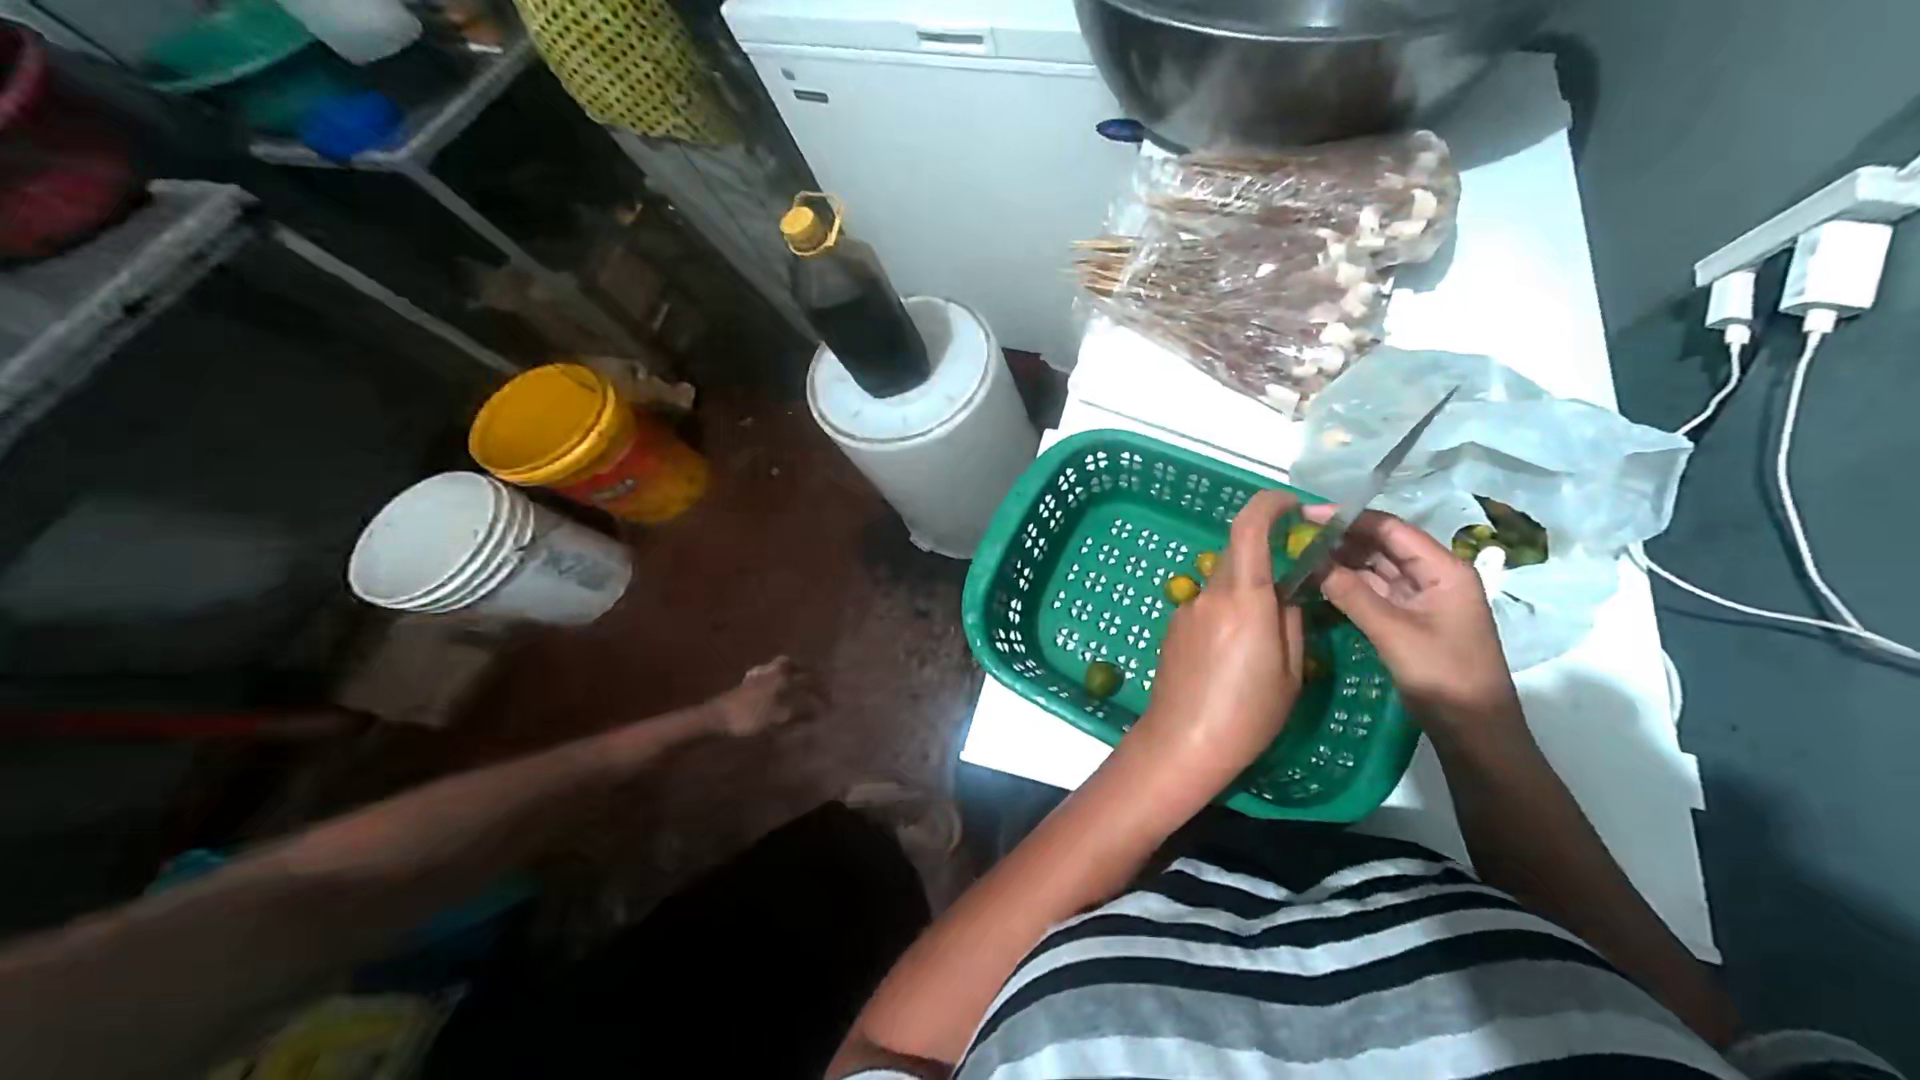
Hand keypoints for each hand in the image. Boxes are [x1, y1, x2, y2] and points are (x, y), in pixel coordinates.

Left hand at [712, 656, 819, 736]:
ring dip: (789, 672)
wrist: (717, 717)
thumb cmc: (750, 716)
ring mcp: (757, 676)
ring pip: (777, 667)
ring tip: (795, 682)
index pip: (808, 679)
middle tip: (813, 677)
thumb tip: (818, 710)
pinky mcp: (746, 685)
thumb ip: (800, 712)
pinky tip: (774, 689)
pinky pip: (767, 675)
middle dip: (804, 668)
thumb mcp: (780, 716)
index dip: (821, 690)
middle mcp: (772, 672)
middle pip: (790, 663)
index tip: (829, 702)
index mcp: (782, 677)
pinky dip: (776, 679)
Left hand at [1128, 491, 1305, 787]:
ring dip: (1244, 595)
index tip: (1292, 504)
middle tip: (1290, 594)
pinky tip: (1231, 657)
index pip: (1248, 527)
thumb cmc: (1248, 712)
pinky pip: (1206, 607)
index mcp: (1243, 597)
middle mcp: (1209, 594)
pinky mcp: (1172, 628)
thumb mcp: (1291, 671)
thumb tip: (1284, 596)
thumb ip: (1291, 622)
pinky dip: (1225, 615)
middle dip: (1265, 561)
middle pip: (1237, 556)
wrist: (1183, 741)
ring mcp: (1185, 610)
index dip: (1269, 504)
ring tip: (1260, 643)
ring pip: (1222, 585)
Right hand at [1307, 506, 1520, 730]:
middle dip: (1340, 538)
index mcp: (1444, 569)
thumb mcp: (1393, 632)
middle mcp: (1434, 576)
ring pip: (1375, 568)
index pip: (1390, 529)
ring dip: (1340, 561)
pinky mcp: (1408, 618)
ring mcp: (1421, 598)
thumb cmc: (1443, 676)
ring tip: (1299, 554)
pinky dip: (1346, 584)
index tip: (1305, 515)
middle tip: (1295, 535)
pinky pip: (1373, 591)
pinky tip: (1317, 582)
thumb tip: (1309, 560)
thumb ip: (1350, 592)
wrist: (1474, 731)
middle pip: (1382, 545)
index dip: (1347, 519)